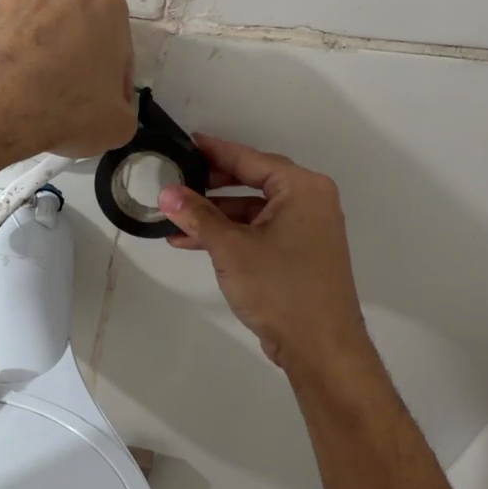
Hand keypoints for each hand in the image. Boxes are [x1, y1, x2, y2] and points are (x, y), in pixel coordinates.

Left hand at [0, 0, 135, 157]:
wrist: (1, 110)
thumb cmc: (71, 109)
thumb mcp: (118, 123)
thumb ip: (120, 107)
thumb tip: (109, 110)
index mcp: (104, 2)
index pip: (116, 41)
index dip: (110, 75)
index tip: (100, 100)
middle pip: (71, 24)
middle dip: (70, 53)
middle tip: (64, 95)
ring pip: (31, 25)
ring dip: (32, 50)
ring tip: (27, 91)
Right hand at [157, 135, 381, 382]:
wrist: (319, 345)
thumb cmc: (281, 290)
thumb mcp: (231, 248)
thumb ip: (197, 216)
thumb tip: (168, 193)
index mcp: (302, 189)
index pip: (250, 159)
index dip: (215, 151)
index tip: (187, 143)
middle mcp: (309, 202)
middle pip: (252, 181)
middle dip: (211, 186)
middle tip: (177, 181)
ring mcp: (306, 229)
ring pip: (252, 210)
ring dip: (215, 215)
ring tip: (176, 219)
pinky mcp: (298, 254)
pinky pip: (258, 231)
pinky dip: (230, 234)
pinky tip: (194, 242)